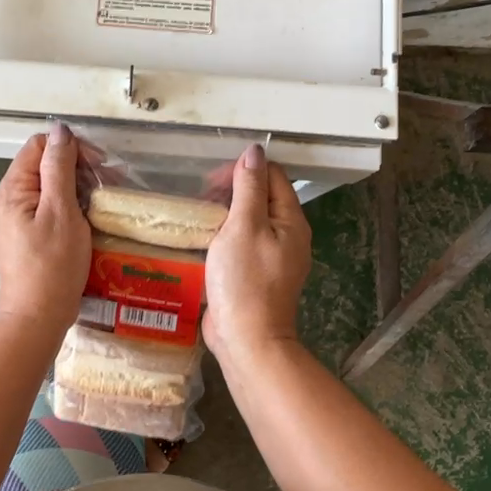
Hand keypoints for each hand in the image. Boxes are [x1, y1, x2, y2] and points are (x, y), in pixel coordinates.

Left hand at [0, 123, 90, 332]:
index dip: (69, 148)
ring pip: (47, 188)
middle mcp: (8, 200)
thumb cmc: (52, 265)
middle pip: (43, 165)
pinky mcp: (25, 236)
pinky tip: (86, 219)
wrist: (37, 318)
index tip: (98, 166)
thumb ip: (59, 168)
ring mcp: (15, 220)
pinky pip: (47, 209)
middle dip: (75, 168)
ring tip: (99, 202)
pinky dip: (68, 207)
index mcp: (12, 189)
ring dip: (74, 188)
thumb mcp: (61, 211)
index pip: (39, 146)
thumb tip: (59, 130)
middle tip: (105, 185)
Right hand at [203, 144, 311, 365]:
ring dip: (225, 213)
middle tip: (202, 197)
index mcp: (291, 221)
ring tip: (199, 215)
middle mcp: (288, 236)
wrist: (246, 339)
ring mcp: (273, 257)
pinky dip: (224, 235)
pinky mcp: (256, 274)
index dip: (244, 170)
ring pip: (250, 220)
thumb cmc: (244, 280)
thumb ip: (248, 188)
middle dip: (233, 190)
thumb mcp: (244, 226)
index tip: (213, 180)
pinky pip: (242, 243)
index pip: (272, 177)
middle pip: (262, 197)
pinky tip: (203, 239)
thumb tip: (254, 152)